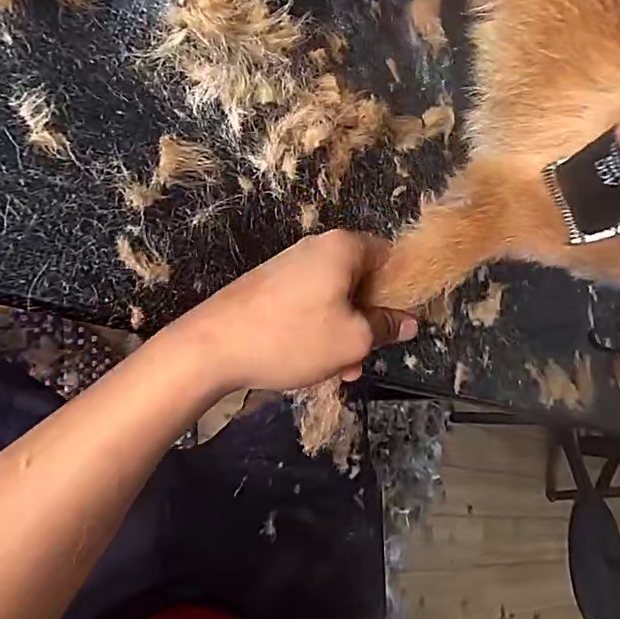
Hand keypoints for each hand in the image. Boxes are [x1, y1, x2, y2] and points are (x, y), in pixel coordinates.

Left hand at [149, 230, 418, 392]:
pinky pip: (310, 302)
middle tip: (368, 355)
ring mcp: (290, 265)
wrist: (209, 347)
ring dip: (344, 330)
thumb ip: (386, 328)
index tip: (402, 322)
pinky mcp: (270, 285)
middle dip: (369, 319)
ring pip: (335, 296)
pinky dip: (319, 328)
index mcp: (343, 247)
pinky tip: (313, 362)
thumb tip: (410, 322)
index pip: (391, 256)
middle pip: (362, 279)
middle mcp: (318, 247)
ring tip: (340, 371)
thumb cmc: (292, 337)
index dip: (402, 290)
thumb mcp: (352, 339)